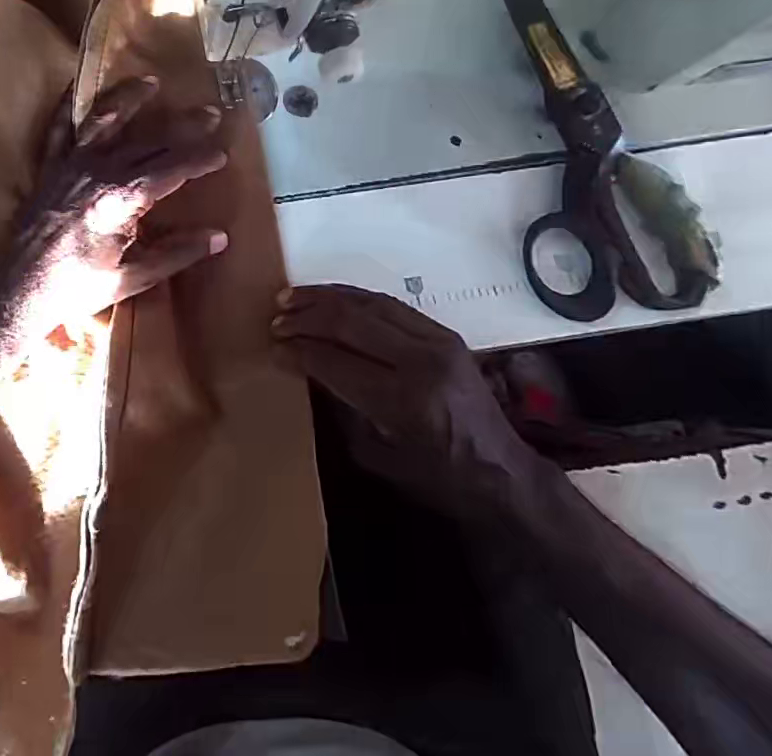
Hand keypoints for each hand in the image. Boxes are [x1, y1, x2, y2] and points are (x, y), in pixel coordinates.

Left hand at [10, 77, 229, 330]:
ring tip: (150, 81)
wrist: (19, 288)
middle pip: (149, 140)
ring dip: (129, 99)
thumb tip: (219, 237)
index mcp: (122, 200)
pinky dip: (67, 106)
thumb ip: (176, 254)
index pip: (171, 169)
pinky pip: (58, 128)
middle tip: (210, 113)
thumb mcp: (133, 277)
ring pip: (105, 121)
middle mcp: (98, 172)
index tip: (221, 153)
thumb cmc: (78, 287)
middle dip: (183, 127)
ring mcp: (70, 165)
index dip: (199, 159)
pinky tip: (76, 86)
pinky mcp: (49, 168)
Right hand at [273, 284, 537, 512]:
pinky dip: (353, 297)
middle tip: (275, 319)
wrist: (499, 470)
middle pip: (350, 323)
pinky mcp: (444, 332)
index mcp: (403, 400)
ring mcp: (437, 341)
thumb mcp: (376, 452)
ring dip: (325, 298)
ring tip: (292, 298)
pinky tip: (330, 298)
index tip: (272, 346)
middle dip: (306, 318)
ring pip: (369, 303)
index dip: (298, 350)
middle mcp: (422, 362)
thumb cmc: (433, 475)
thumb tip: (303, 365)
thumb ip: (340, 403)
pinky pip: (389, 303)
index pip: (335, 361)